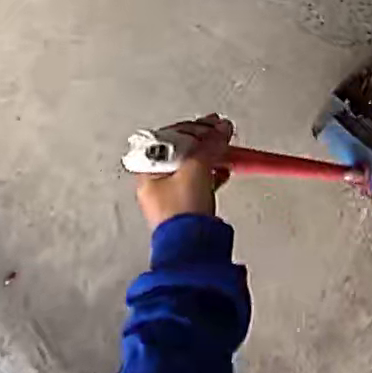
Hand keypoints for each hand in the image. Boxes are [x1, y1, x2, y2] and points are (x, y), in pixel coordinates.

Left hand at [134, 114, 233, 229]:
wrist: (191, 249)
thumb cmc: (183, 211)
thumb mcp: (197, 167)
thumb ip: (210, 144)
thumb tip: (221, 128)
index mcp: (148, 169)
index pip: (170, 137)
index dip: (193, 128)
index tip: (212, 123)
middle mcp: (154, 181)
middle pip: (180, 150)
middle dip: (202, 140)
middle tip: (219, 132)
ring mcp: (168, 196)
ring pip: (189, 166)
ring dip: (208, 155)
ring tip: (223, 148)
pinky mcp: (184, 208)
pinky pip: (196, 182)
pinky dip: (209, 172)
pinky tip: (222, 170)